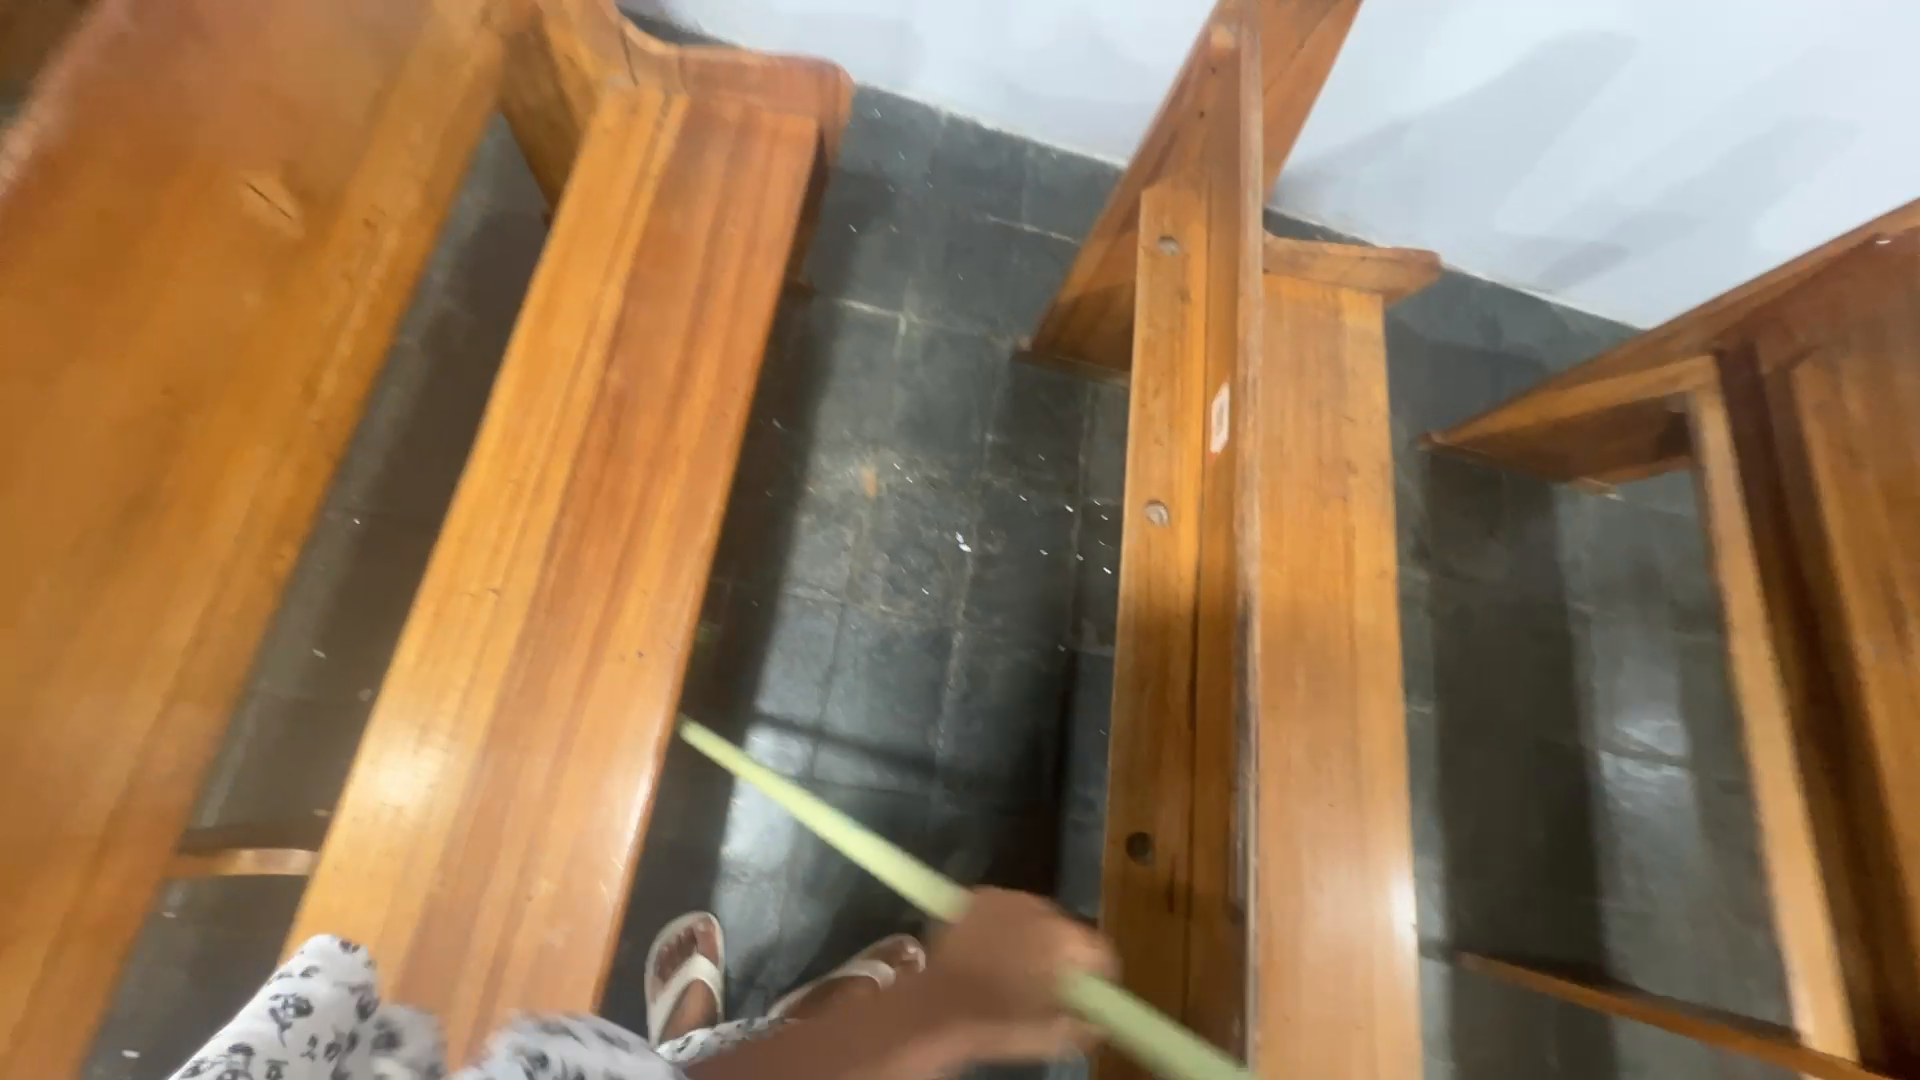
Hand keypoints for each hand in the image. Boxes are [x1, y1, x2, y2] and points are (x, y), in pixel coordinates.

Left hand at [915, 888, 1118, 1062]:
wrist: (938, 1005)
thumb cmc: (998, 1023)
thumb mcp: (1050, 1036)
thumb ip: (1085, 1025)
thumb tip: (1099, 1018)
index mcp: (1066, 941)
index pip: (1102, 950)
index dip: (1099, 974)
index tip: (1090, 993)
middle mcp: (1043, 908)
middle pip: (1069, 929)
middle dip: (1064, 952)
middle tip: (1050, 981)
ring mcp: (1010, 896)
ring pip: (1038, 915)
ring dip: (1036, 935)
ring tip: (1018, 964)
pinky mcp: (982, 895)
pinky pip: (1008, 908)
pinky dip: (1008, 924)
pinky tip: (994, 947)